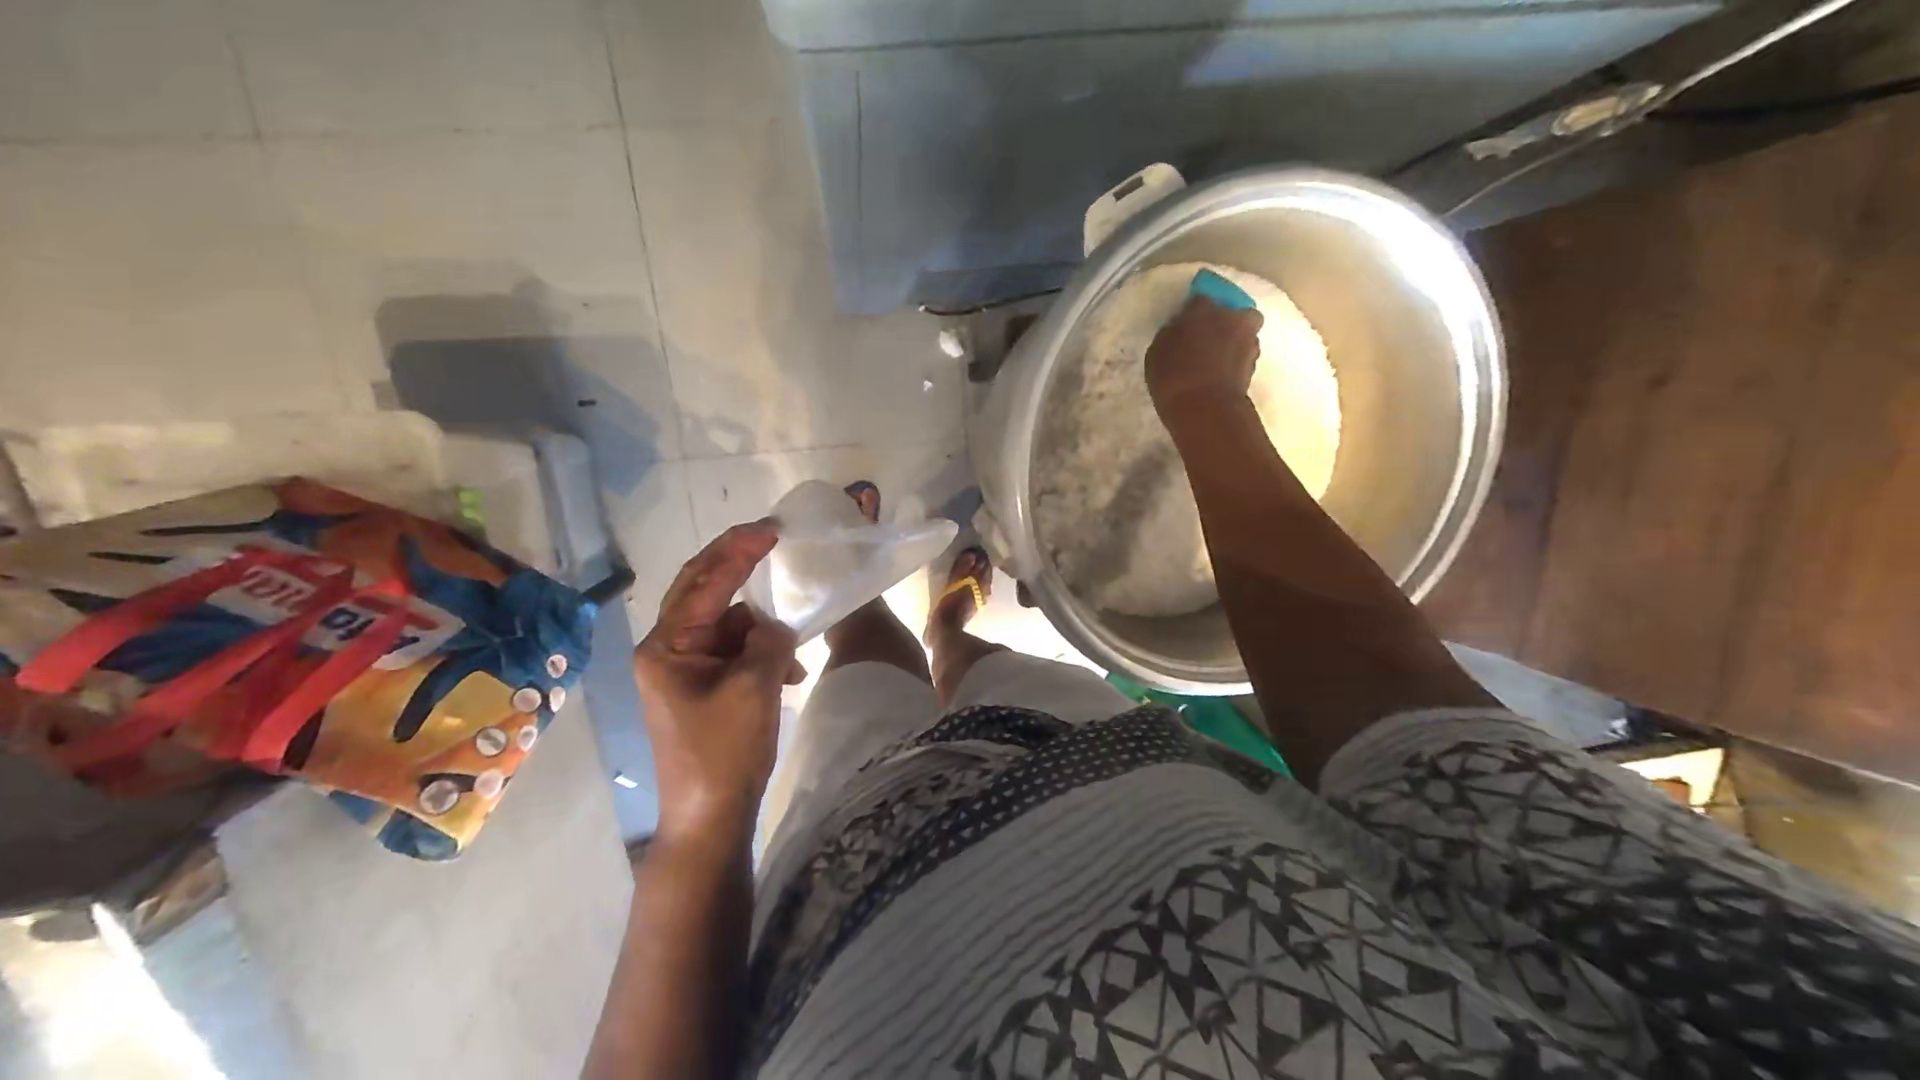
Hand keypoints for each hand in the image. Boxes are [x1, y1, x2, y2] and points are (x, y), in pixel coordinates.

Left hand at [633, 521, 803, 842]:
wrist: (709, 817)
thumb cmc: (724, 753)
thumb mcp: (754, 690)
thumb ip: (768, 642)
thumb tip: (773, 627)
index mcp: (666, 647)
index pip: (704, 583)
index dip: (738, 551)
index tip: (771, 529)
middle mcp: (667, 650)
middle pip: (703, 591)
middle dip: (737, 566)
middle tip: (769, 538)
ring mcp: (682, 668)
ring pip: (726, 625)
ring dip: (761, 631)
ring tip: (790, 661)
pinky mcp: (699, 686)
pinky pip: (733, 652)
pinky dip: (760, 655)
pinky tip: (786, 678)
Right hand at [1144, 294, 1263, 425]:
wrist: (1206, 408)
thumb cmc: (1174, 375)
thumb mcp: (1158, 350)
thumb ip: (1172, 333)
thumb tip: (1180, 329)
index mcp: (1205, 307)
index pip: (1201, 297)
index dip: (1193, 309)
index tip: (1185, 322)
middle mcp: (1233, 316)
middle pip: (1234, 311)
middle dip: (1224, 320)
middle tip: (1207, 337)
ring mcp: (1249, 341)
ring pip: (1243, 333)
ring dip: (1233, 342)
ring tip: (1214, 361)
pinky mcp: (1255, 366)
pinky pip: (1242, 356)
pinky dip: (1234, 361)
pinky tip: (1219, 374)